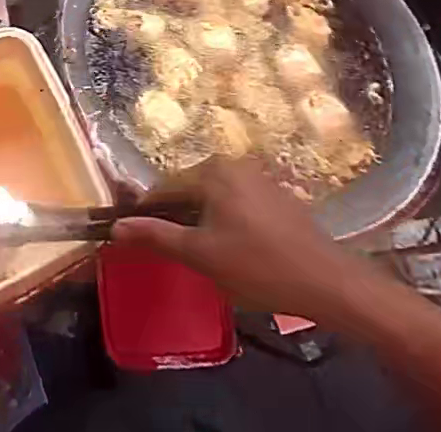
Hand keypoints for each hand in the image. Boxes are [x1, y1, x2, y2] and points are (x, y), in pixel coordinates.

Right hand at [111, 157, 375, 321]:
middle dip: (177, 216)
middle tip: (175, 252)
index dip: (147, 213)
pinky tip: (234, 247)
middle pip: (190, 187)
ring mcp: (257, 174)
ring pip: (214, 194)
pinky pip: (237, 199)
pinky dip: (226, 217)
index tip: (137, 239)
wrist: (323, 278)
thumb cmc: (256, 266)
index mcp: (212, 170)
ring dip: (202, 218)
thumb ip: (157, 236)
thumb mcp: (200, 255)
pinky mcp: (275, 191)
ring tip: (203, 254)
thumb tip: (116, 226)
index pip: (164, 187)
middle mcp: (233, 162)